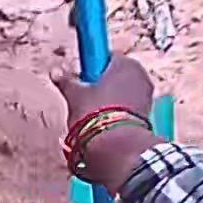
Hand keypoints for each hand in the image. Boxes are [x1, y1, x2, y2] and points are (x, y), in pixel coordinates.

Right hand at [51, 57, 159, 191]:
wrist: (113, 142)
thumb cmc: (94, 113)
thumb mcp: (74, 95)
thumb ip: (66, 81)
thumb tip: (55, 71)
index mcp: (124, 64)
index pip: (105, 59)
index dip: (90, 70)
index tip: (80, 81)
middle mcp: (140, 75)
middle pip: (114, 76)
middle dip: (100, 86)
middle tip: (82, 100)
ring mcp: (146, 94)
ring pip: (121, 92)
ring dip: (108, 100)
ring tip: (90, 115)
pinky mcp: (146, 112)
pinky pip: (127, 106)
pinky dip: (116, 112)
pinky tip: (102, 123)